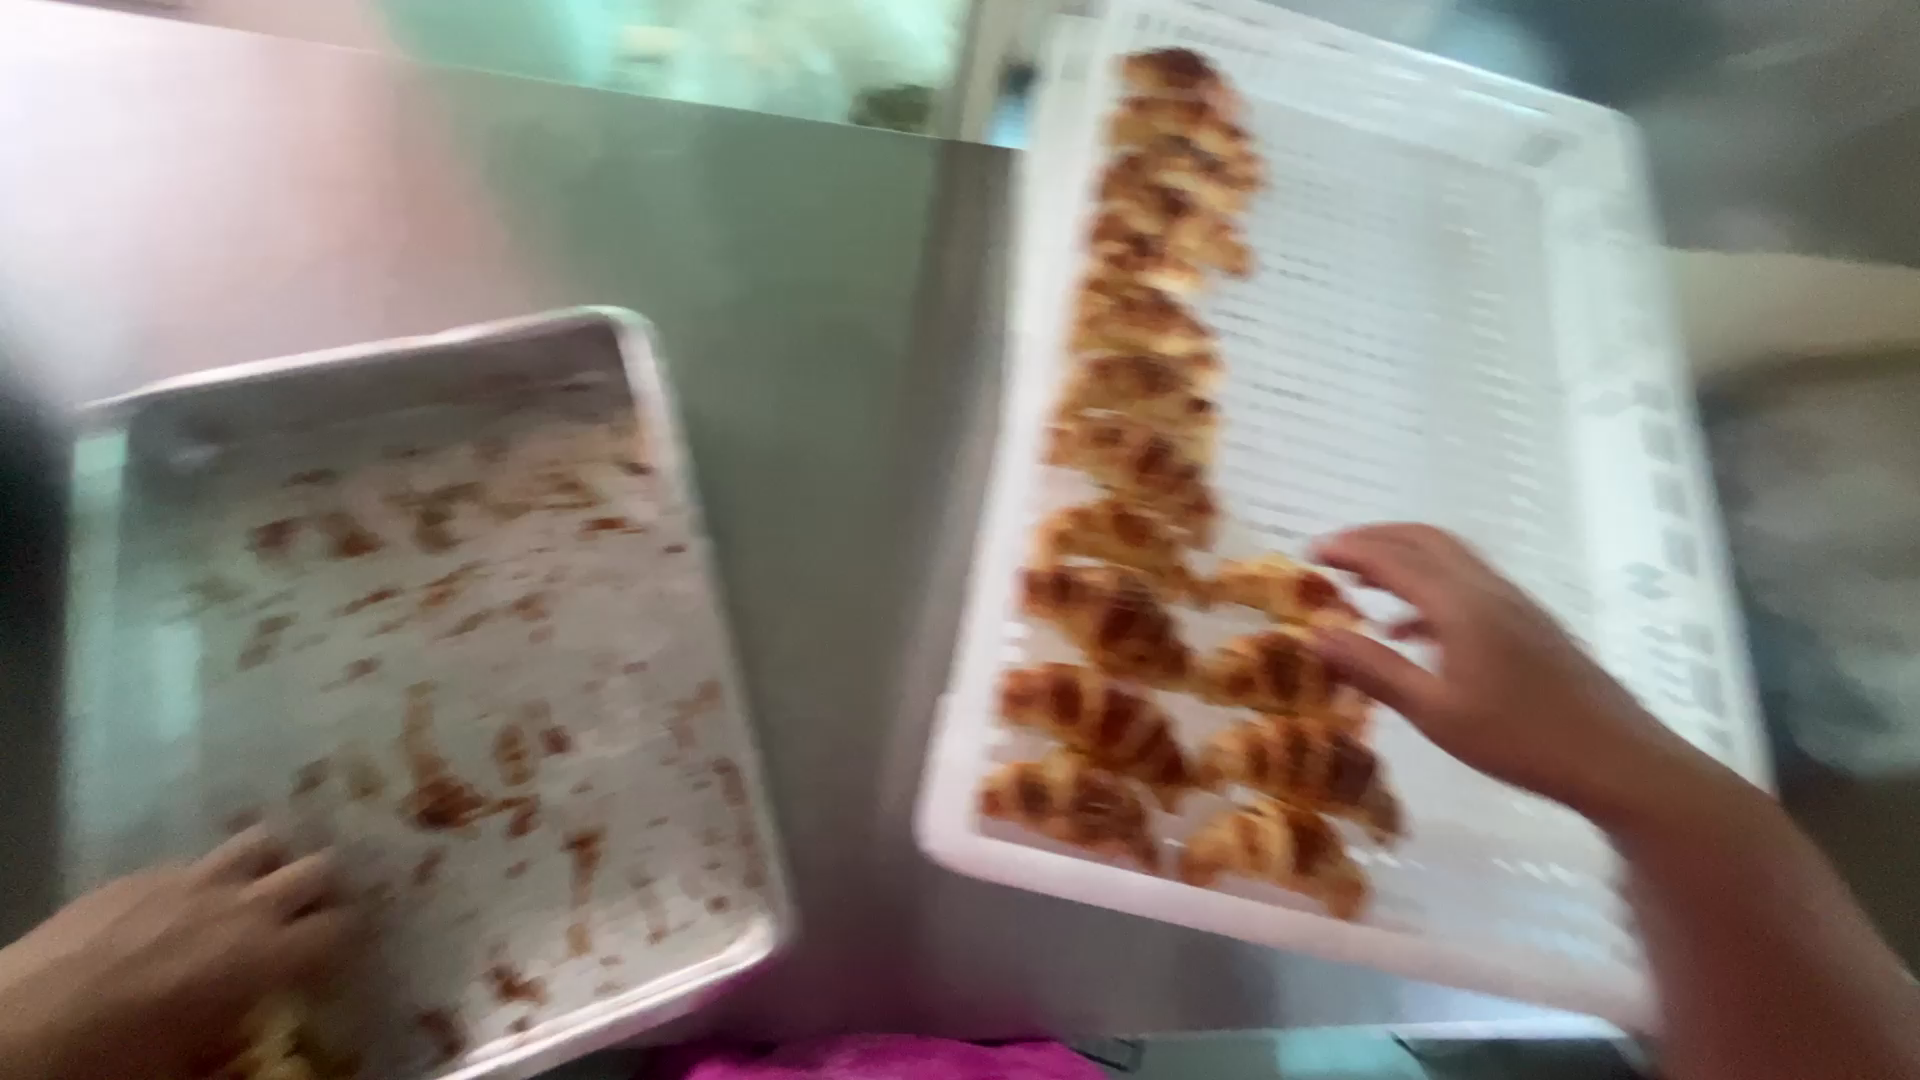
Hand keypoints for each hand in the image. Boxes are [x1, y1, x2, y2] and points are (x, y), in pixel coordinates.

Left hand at [0, 829, 356, 1079]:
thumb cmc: (101, 1066)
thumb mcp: (181, 1071)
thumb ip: (234, 1044)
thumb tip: (255, 1041)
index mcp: (266, 954)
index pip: (343, 925)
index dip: (350, 935)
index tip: (339, 951)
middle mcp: (246, 905)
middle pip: (320, 867)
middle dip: (323, 888)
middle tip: (310, 912)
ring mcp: (191, 881)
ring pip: (265, 842)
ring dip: (270, 864)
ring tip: (257, 888)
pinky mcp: (138, 876)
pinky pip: (190, 864)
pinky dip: (199, 881)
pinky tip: (175, 909)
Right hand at [1308, 524, 1721, 824]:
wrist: (1623, 763)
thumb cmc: (1521, 740)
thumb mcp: (1434, 712)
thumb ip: (1372, 669)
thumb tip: (1314, 635)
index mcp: (1462, 606)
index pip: (1393, 558)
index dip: (1348, 550)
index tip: (1308, 553)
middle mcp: (1488, 590)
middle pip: (1424, 539)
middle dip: (1373, 538)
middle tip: (1331, 555)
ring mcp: (1513, 603)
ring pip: (1448, 557)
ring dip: (1400, 557)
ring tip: (1359, 580)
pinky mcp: (1527, 622)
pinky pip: (1465, 583)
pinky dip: (1425, 586)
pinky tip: (1405, 627)